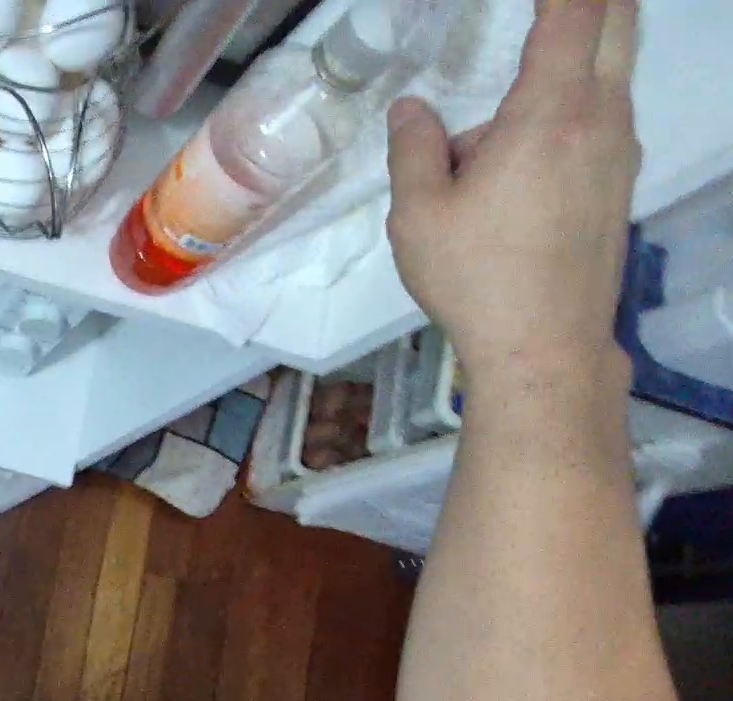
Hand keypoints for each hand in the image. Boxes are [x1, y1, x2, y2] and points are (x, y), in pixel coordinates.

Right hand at [385, 0, 640, 379]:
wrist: (541, 335)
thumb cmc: (471, 272)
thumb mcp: (417, 215)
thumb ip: (415, 152)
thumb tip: (412, 108)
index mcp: (548, 116)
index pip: (571, 19)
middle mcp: (601, 118)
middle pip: (618, 28)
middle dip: (593, 4)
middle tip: (560, 4)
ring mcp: (620, 149)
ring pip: (599, 83)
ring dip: (559, 78)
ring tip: (484, 143)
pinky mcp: (619, 180)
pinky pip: (595, 124)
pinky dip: (562, 118)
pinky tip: (510, 172)